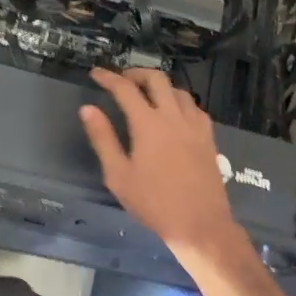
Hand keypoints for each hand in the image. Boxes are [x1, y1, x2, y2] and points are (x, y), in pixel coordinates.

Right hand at [80, 67, 242, 255]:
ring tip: (146, 96)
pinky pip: (193, 107)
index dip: (108, 77)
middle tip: (122, 81)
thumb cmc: (153, 203)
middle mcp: (173, 116)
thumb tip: (88, 109)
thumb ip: (103, 139)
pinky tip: (173, 114)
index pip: (125, 89)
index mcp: (148, 124)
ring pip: (178, 90)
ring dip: (160, 86)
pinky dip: (179, 102)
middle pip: (156, 79)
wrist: (199, 223)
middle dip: (136, 73)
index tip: (96, 73)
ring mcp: (195, 125)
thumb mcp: (119, 175)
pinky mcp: (208, 136)